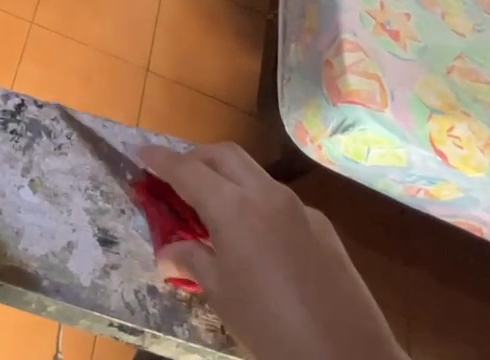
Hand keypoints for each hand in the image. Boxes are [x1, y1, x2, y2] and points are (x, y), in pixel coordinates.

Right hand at [141, 143, 405, 359]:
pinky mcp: (324, 228)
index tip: (139, 151)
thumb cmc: (272, 327)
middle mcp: (266, 195)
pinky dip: (257, 202)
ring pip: (253, 173)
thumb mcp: (221, 295)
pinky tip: (257, 239)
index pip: (185, 169)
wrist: (350, 358)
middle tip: (176, 177)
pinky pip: (280, 200)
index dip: (159, 158)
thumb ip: (191, 260)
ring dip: (227, 177)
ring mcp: (300, 209)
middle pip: (222, 154)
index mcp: (233, 208)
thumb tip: (168, 252)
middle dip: (195, 158)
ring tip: (213, 208)